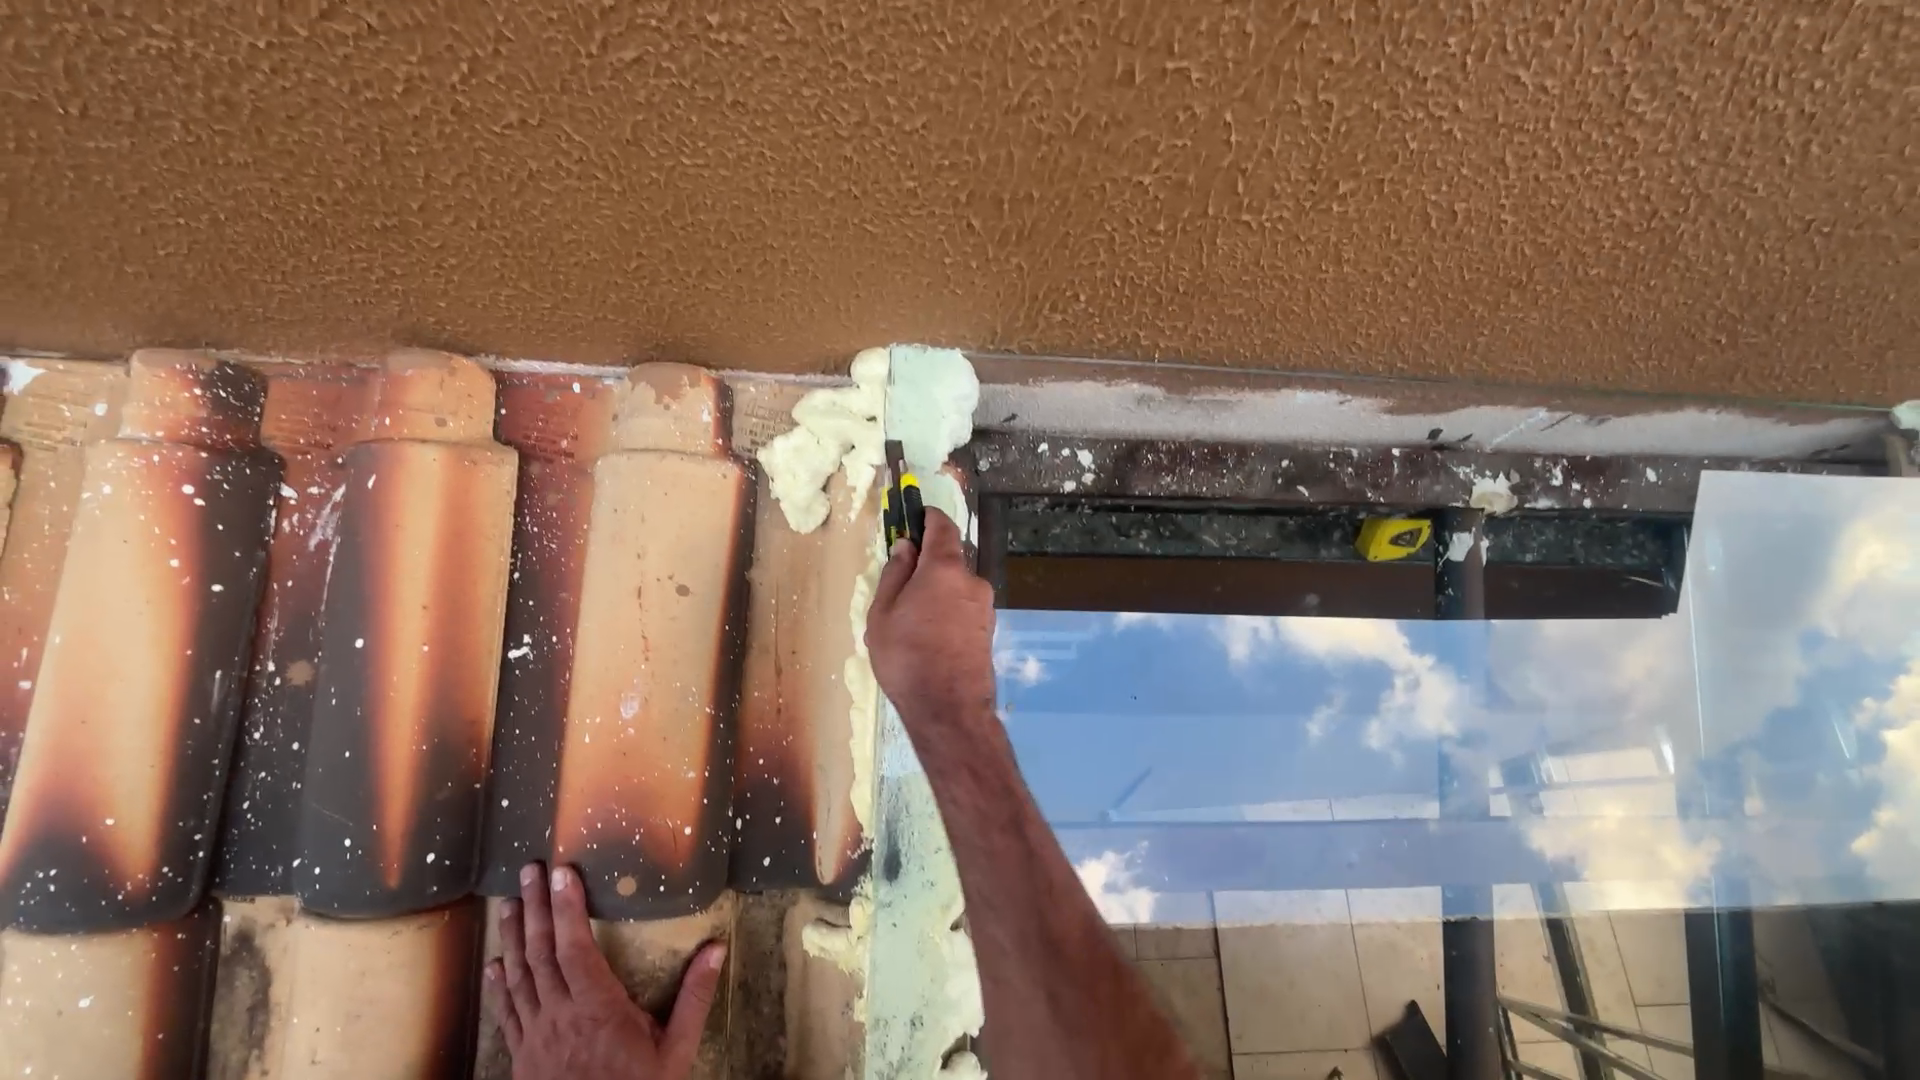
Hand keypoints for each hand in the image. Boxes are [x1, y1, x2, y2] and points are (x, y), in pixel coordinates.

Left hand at [485, 862, 724, 1079]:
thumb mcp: (677, 1050)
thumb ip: (694, 997)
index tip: (562, 872)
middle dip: (536, 907)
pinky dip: (499, 986)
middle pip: (541, 953)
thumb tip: (716, 947)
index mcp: (597, 1009)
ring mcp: (535, 1038)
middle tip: (529, 869)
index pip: (575, 947)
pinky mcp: (522, 1058)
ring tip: (508, 902)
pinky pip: (507, 1014)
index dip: (567, 907)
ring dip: (513, 937)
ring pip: (519, 977)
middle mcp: (559, 1017)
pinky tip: (494, 965)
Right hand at [865, 508, 996, 732]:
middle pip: (948, 560)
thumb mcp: (883, 613)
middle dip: (925, 566)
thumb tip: (906, 546)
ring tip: (909, 623)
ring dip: (935, 593)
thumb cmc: (907, 657)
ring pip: (955, 588)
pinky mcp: (988, 630)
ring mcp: (985, 607)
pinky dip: (946, 612)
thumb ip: (895, 574)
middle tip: (899, 586)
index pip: (942, 526)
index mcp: (945, 568)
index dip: (927, 517)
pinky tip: (928, 638)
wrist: (950, 709)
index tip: (913, 516)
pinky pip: (962, 609)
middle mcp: (972, 581)